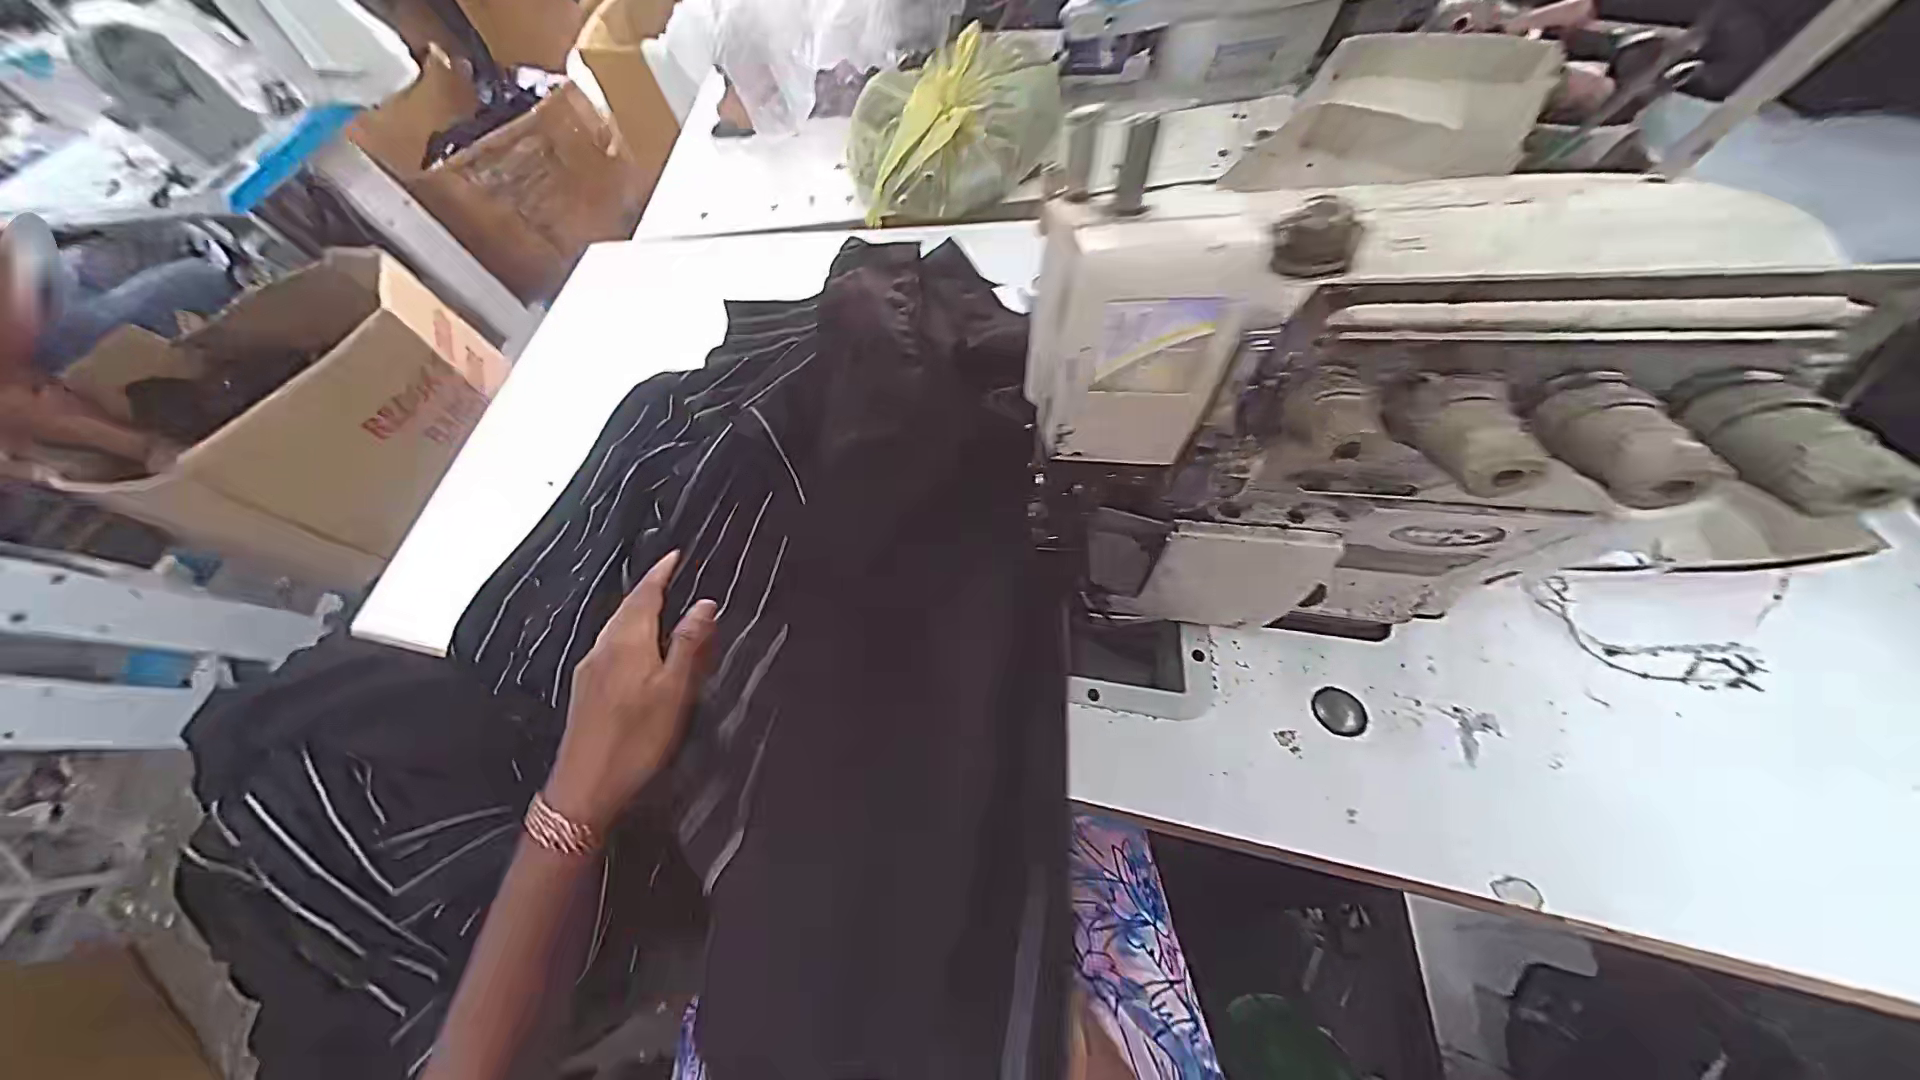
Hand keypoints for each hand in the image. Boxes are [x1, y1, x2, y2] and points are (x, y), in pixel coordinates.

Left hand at [544, 551, 716, 833]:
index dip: (661, 572)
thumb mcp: (674, 689)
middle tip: (671, 575)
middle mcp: (603, 649)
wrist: (584, 788)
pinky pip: (611, 645)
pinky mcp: (586, 688)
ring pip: (617, 626)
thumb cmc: (635, 739)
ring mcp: (590, 669)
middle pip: (627, 607)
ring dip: (639, 610)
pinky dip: (630, 632)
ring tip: (660, 604)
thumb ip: (688, 643)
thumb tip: (704, 604)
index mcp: (627, 642)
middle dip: (650, 588)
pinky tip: (638, 646)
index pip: (645, 594)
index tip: (675, 555)